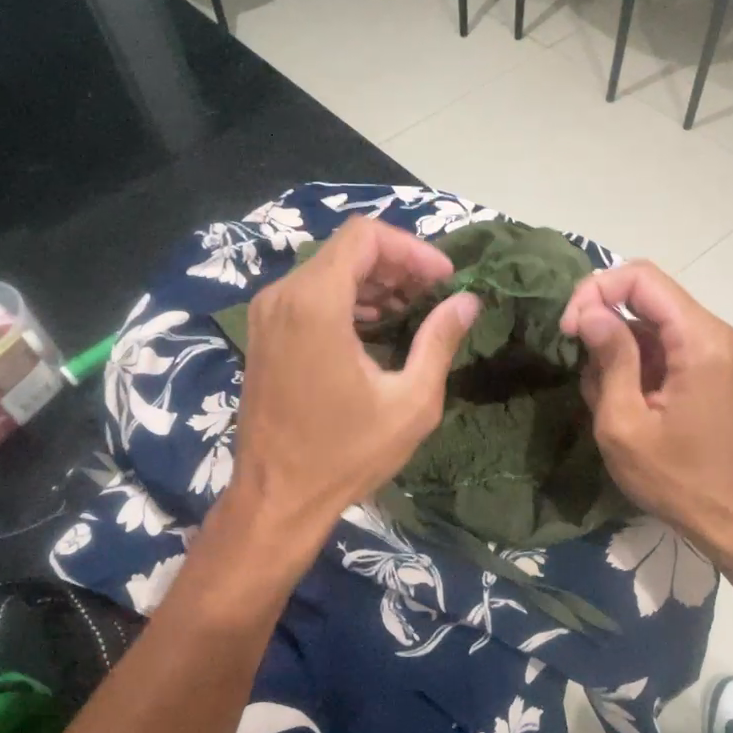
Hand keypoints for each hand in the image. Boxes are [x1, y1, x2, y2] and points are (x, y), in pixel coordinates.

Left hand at [227, 216, 478, 539]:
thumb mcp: (410, 402)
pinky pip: (310, 294)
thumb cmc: (347, 454)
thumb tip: (468, 302)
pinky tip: (376, 327)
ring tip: (413, 311)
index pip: (366, 236)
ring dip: (374, 281)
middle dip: (397, 264)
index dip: (413, 249)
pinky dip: (347, 298)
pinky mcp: (264, 333)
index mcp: (316, 304)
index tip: (445, 280)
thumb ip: (440, 341)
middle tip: (435, 295)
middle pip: (347, 249)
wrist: (278, 496)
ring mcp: (268, 314)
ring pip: (328, 269)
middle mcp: (284, 296)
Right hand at [559, 262, 732, 551]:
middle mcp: (709, 331)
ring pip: (644, 321)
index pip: (641, 277)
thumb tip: (589, 310)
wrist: (720, 514)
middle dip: (601, 323)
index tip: (568, 330)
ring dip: (612, 352)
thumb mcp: (624, 422)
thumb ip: (609, 358)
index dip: (595, 291)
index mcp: (698, 339)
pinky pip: (655, 345)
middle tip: (582, 370)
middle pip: (643, 294)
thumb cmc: (671, 476)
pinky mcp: (699, 366)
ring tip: (605, 401)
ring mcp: (707, 348)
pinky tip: (620, 404)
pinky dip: (628, 365)